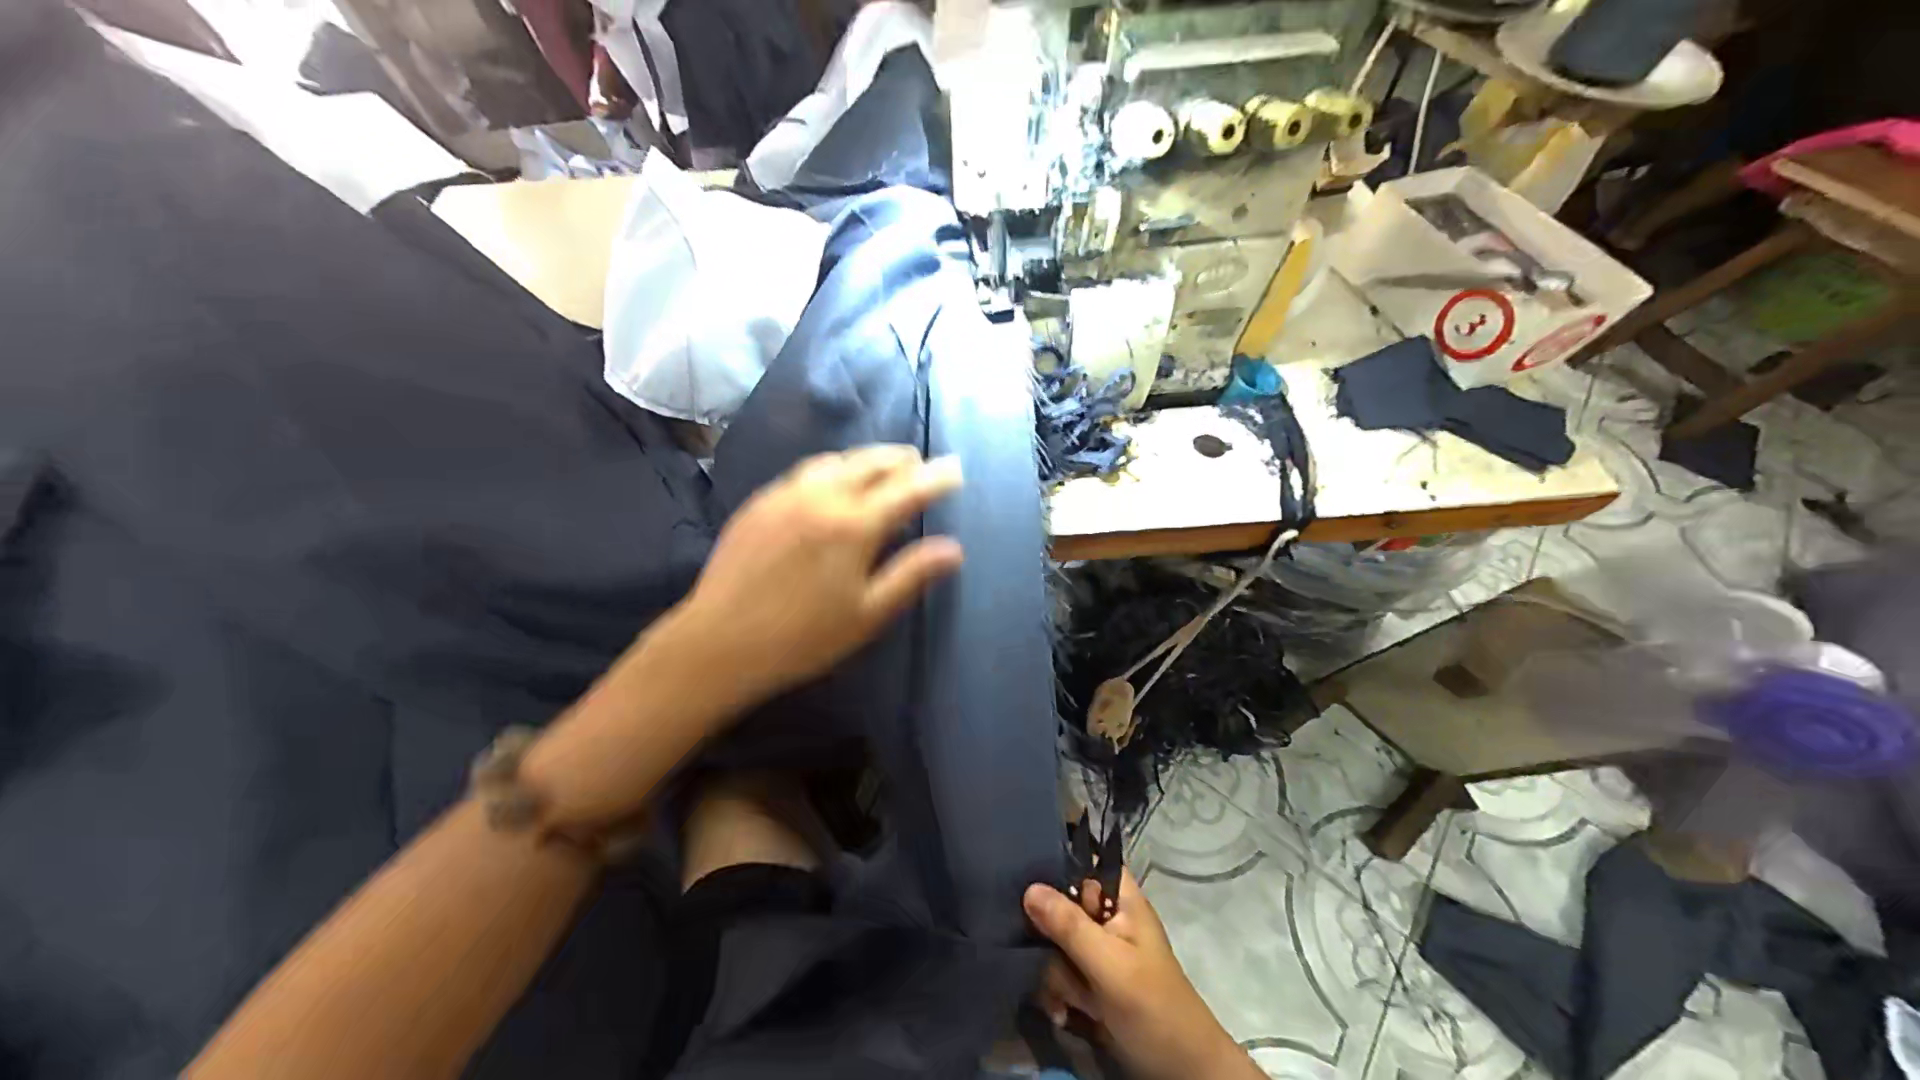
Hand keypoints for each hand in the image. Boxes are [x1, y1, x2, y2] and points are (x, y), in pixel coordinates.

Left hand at [675, 445, 964, 702]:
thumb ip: (911, 575)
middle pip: (871, 462)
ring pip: (836, 460)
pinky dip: (832, 467)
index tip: (956, 469)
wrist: (719, 642)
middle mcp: (822, 496)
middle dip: (902, 459)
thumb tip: (953, 549)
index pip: (907, 489)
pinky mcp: (759, 501)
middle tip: (920, 463)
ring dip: (867, 458)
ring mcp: (786, 494)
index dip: (936, 477)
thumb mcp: (867, 615)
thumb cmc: (803, 638)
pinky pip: (805, 470)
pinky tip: (831, 482)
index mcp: (854, 525)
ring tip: (881, 467)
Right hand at [1025, 871, 1261, 1079]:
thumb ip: (1069, 926)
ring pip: (1054, 943)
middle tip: (1057, 960)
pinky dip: (1058, 994)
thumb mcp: (1110, 964)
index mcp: (1120, 899)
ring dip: (1056, 975)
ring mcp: (1096, 951)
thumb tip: (1029, 888)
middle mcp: (1105, 917)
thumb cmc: (1153, 1007)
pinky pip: (1057, 973)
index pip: (1084, 862)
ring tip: (1071, 1000)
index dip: (1058, 866)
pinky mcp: (1088, 981)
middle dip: (1051, 937)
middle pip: (1060, 905)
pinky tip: (1064, 1013)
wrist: (1180, 1071)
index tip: (1029, 881)